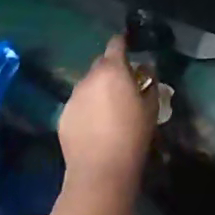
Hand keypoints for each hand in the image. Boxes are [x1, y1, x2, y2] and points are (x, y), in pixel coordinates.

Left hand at [57, 35, 157, 191]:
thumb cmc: (132, 135)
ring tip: (107, 110)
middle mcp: (89, 77)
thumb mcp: (151, 107)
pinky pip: (77, 104)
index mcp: (113, 70)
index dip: (122, 43)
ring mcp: (73, 96)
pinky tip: (94, 127)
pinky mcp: (63, 116)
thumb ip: (150, 83)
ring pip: (87, 84)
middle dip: (111, 69)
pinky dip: (86, 108)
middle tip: (122, 86)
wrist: (100, 171)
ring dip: (97, 89)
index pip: (116, 43)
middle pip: (100, 63)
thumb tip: (146, 71)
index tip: (128, 47)